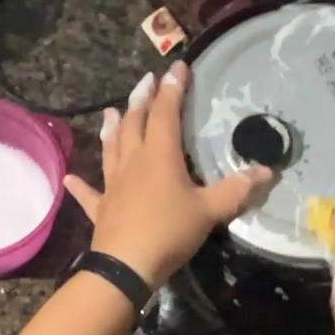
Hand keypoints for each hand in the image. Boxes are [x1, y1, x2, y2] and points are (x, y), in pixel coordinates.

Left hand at [64, 62, 274, 286]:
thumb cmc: (169, 232)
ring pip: (111, 149)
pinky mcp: (101, 210)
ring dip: (111, 129)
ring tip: (110, 112)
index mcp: (160, 156)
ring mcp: (113, 185)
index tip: (176, 68)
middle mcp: (133, 163)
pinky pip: (88, 194)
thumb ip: (236, 190)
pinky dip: (79, 185)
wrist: (126, 267)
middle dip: (141, 100)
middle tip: (144, 81)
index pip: (165, 113)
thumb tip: (266, 171)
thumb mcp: (209, 211)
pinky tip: (68, 177)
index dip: (172, 89)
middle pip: (135, 124)